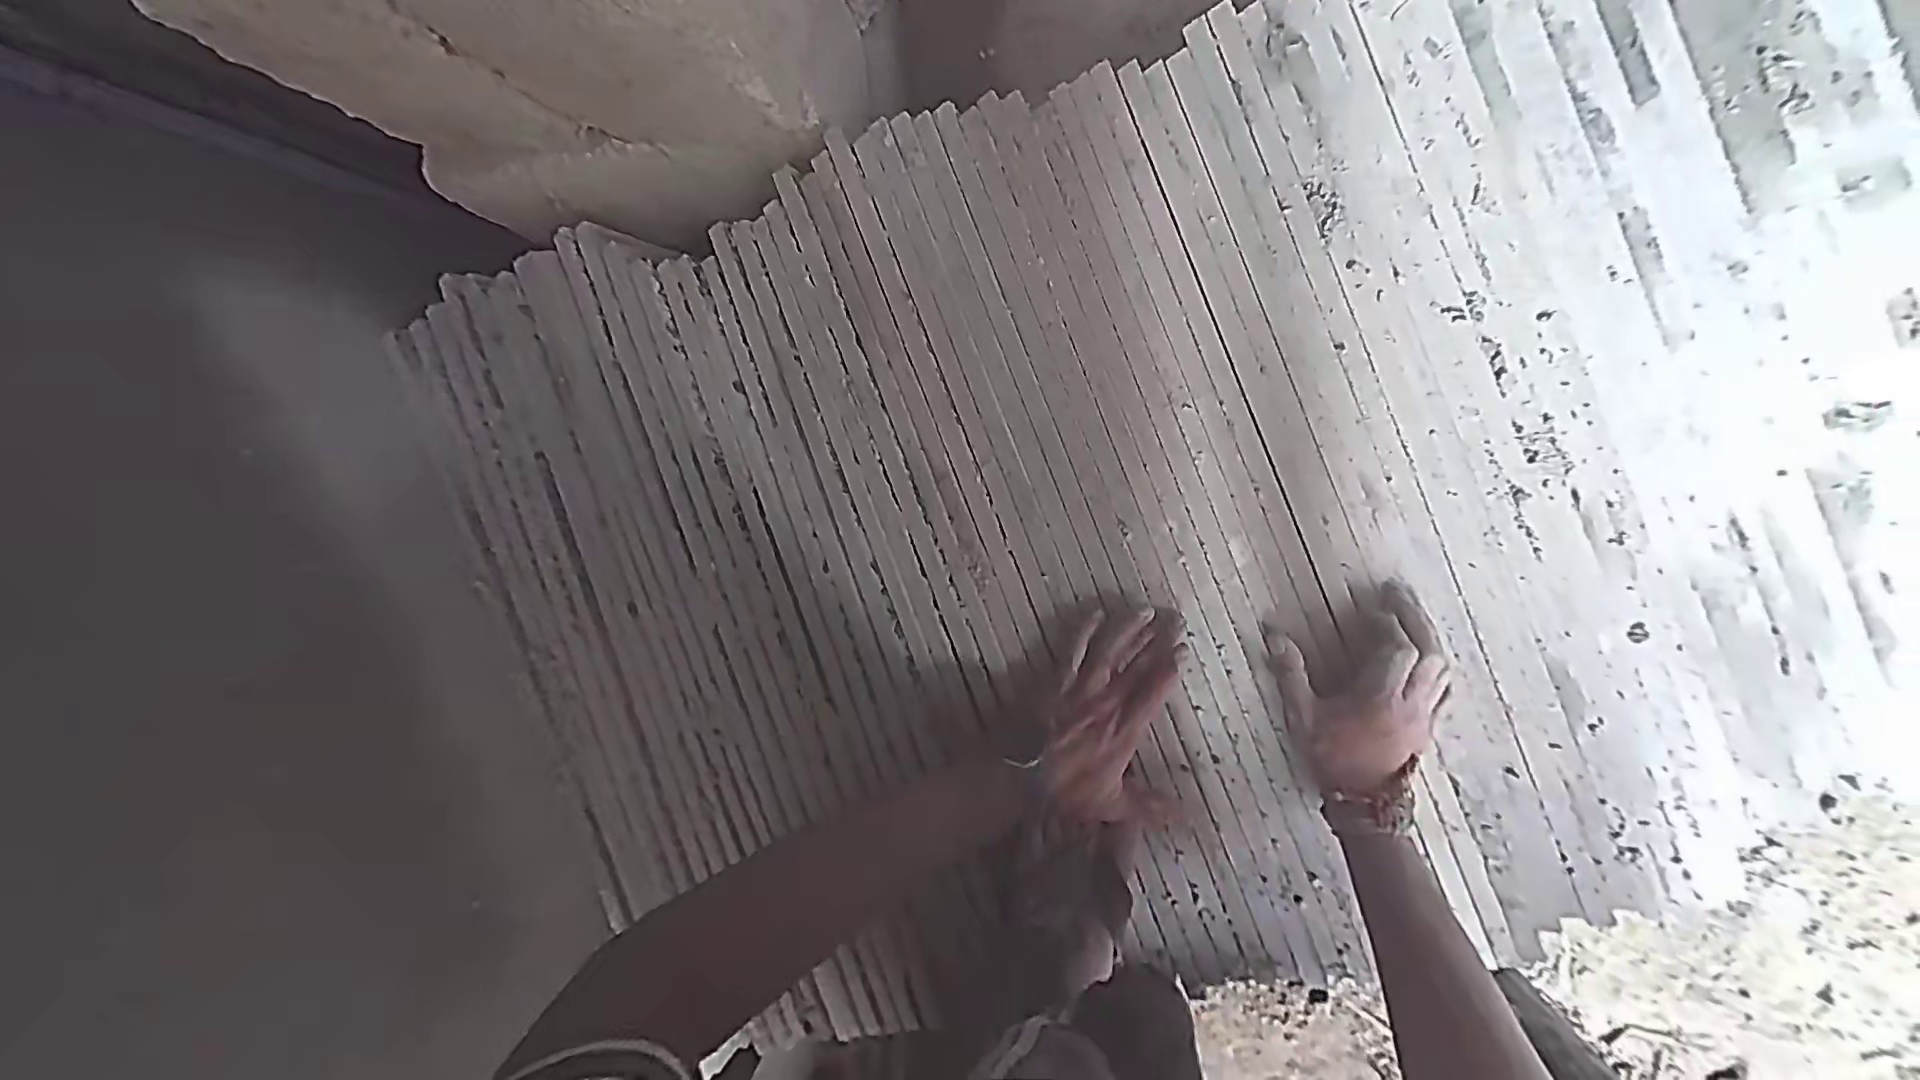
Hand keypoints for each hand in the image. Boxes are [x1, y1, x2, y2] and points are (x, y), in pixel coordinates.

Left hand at [1036, 608, 1186, 824]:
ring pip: (1111, 654)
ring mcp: (1082, 689)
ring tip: (1145, 612)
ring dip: (1129, 631)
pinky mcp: (1058, 681)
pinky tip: (1096, 615)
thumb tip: (1181, 814)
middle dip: (1158, 644)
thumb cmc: (1066, 790)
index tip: (1183, 650)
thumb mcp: (1110, 804)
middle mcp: (1107, 704)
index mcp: (1124, 731)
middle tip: (1175, 623)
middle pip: (1138, 668)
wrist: (1023, 773)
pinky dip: (1085, 632)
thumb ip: (1146, 805)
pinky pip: (1073, 651)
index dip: (1169, 671)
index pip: (1152, 694)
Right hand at [1268, 582, 1451, 798]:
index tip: (1369, 609)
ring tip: (1411, 618)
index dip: (1386, 624)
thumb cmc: (1331, 758)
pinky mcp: (1430, 725)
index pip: (1396, 651)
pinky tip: (1426, 656)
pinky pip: (1445, 688)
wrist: (1365, 803)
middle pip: (1429, 652)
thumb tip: (1274, 636)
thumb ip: (1290, 675)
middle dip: (1414, 619)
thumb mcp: (1302, 716)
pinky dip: (1436, 664)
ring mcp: (1425, 715)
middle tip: (1398, 594)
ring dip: (1428, 637)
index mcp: (1380, 698)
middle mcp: (1410, 703)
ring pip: (1442, 669)